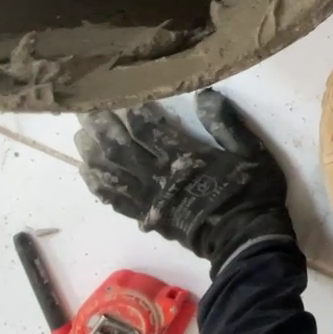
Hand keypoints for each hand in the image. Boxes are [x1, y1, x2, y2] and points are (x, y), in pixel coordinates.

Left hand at [75, 89, 293, 275]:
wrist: (244, 238)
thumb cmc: (251, 190)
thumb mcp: (251, 151)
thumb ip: (226, 124)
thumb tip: (205, 96)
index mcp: (185, 157)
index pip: (150, 130)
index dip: (133, 112)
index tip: (120, 95)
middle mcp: (160, 177)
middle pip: (123, 149)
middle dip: (104, 128)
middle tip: (87, 110)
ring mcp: (149, 199)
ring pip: (113, 173)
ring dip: (94, 153)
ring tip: (81, 135)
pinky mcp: (146, 216)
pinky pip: (114, 199)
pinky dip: (98, 183)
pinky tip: (87, 171)